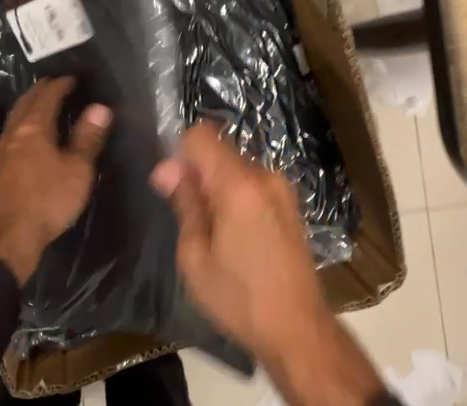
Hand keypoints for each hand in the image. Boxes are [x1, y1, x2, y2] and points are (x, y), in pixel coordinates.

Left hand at [0, 76, 110, 283]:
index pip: (48, 95)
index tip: (74, 78)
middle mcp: (14, 133)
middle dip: (42, 90)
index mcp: (34, 127)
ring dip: (30, 107)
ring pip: (16, 118)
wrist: (5, 239)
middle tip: (57, 85)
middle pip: (26, 102)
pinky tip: (29, 139)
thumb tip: (99, 107)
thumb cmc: (46, 201)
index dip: (62, 84)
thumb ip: (87, 138)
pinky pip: (12, 134)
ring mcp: (1, 151)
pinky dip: (23, 125)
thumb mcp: (76, 171)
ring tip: (43, 107)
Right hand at [152, 124, 385, 405]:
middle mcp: (264, 176)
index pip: (200, 135)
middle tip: (188, 215)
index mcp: (238, 185)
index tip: (172, 186)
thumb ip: (184, 203)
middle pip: (219, 150)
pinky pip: (252, 183)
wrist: (299, 330)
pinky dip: (236, 196)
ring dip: (217, 186)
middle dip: (198, 172)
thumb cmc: (239, 298)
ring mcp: (282, 189)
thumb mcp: (195, 256)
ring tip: (213, 231)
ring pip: (236, 166)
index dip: (179, 154)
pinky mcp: (290, 204)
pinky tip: (236, 235)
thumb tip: (167, 169)